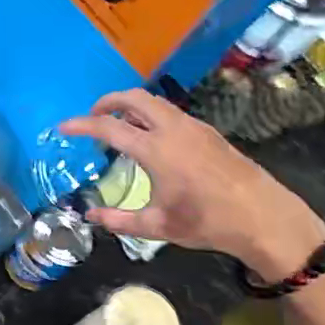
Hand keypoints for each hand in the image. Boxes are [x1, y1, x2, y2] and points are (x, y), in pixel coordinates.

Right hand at [59, 89, 324, 281]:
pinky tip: (151, 137)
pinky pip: (171, 112)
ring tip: (119, 125)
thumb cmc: (207, 222)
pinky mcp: (208, 132)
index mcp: (156, 150)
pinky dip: (151, 114)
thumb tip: (89, 215)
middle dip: (108, 101)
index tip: (63, 127)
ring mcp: (194, 126)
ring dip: (131, 106)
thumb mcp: (158, 226)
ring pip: (155, 102)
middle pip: (134, 98)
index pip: (109, 127)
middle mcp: (173, 129)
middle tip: (92, 117)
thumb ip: (119, 220)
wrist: (260, 214)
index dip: (82, 125)